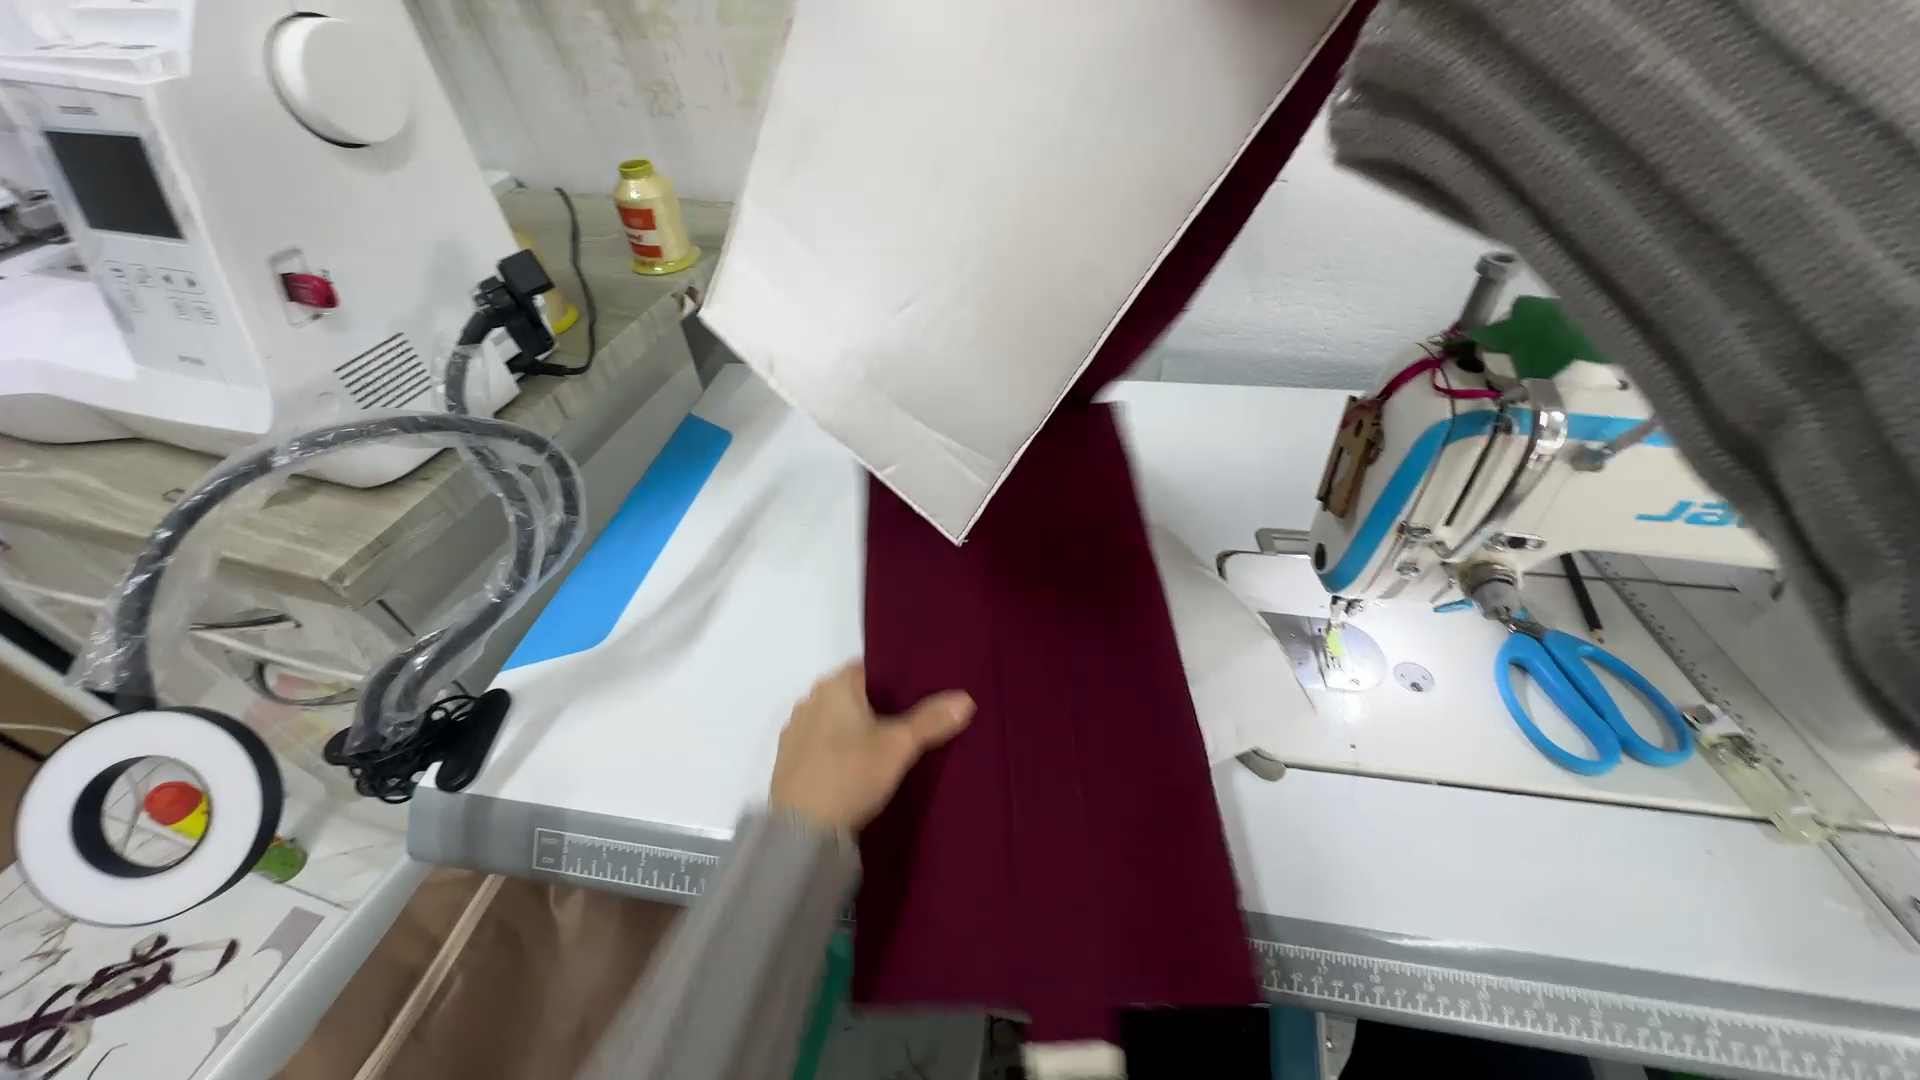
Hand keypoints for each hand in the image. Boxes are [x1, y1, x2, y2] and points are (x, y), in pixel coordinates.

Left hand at [770, 663, 974, 830]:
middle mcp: (810, 700)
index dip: (895, 678)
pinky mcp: (788, 761)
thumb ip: (931, 721)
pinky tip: (857, 769)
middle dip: (879, 706)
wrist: (801, 832)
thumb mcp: (899, 747)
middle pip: (853, 694)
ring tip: (887, 747)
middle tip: (911, 722)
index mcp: (834, 686)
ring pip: (836, 720)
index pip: (870, 668)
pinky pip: (821, 744)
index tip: (919, 694)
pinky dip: (838, 750)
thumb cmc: (850, 773)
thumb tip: (966, 698)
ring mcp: (795, 731)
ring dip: (856, 730)